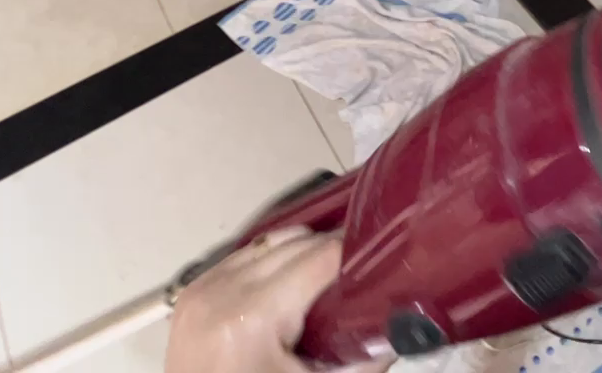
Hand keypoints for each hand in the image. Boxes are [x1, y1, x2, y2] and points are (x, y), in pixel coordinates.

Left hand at [165, 230, 380, 372]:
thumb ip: (365, 361)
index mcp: (253, 317)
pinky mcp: (193, 291)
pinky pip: (248, 254)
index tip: (380, 262)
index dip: (355, 255)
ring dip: (303, 254)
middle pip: (300, 243)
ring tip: (324, 283)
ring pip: (275, 240)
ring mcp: (203, 288)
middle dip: (332, 256)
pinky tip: (288, 286)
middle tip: (358, 277)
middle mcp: (223, 292)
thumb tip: (408, 325)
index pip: (322, 256)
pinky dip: (274, 261)